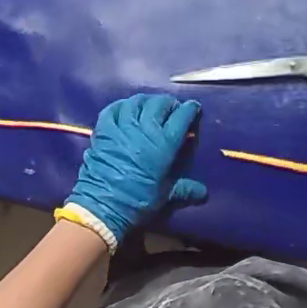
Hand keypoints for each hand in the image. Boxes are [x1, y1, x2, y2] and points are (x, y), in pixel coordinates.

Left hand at [65, 93, 207, 245]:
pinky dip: (121, 106)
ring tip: (149, 107)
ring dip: (146, 102)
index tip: (193, 109)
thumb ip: (185, 190)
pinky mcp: (104, 130)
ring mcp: (122, 127)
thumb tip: (203, 193)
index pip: (182, 116)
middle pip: (160, 104)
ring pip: (137, 102)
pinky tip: (125, 109)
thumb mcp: (167, 196)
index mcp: (164, 143)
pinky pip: (113, 109)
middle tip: (171, 110)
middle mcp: (145, 128)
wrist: (103, 205)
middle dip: (169, 104)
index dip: (190, 110)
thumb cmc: (138, 201)